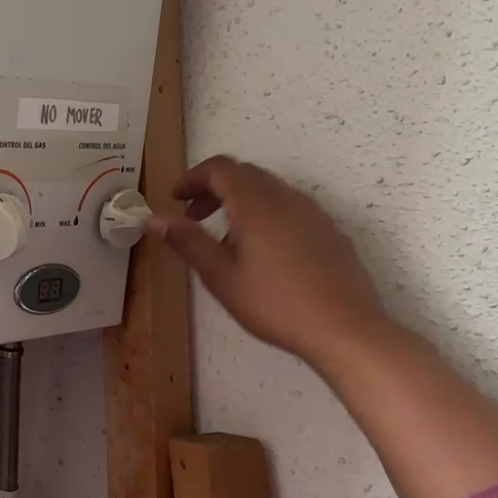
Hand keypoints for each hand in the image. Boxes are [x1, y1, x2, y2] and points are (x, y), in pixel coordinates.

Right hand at [147, 155, 393, 367]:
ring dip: (239, 200)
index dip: (192, 178)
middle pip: (245, 174)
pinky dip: (265, 214)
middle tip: (193, 216)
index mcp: (255, 204)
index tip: (175, 200)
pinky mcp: (330, 232)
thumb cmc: (274, 302)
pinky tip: (262, 252)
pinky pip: (290, 208)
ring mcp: (313, 214)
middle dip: (213, 187)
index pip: (220, 168)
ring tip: (225, 237)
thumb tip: (153, 220)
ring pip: (269, 190)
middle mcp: (286, 199)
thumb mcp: (219, 275)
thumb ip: (187, 242)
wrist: (345, 329)